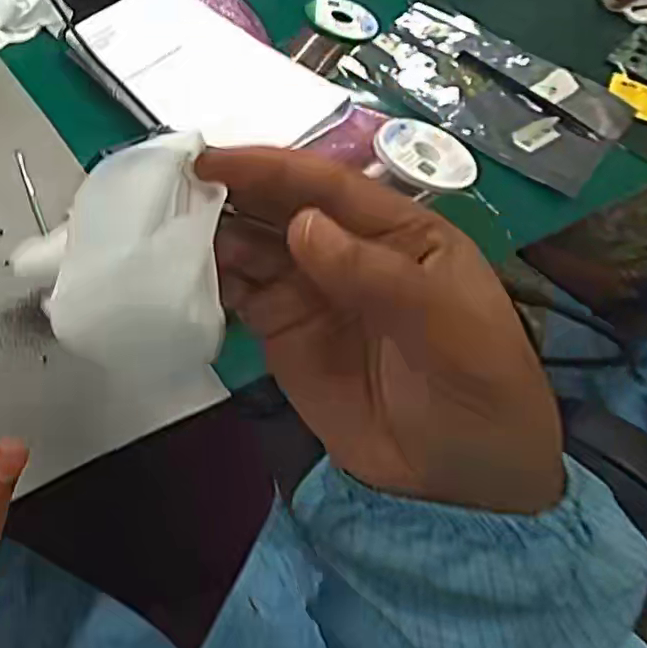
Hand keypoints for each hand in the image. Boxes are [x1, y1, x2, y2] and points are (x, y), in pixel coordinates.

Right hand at [196, 148, 563, 514]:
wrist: (455, 485)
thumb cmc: (479, 398)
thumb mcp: (453, 336)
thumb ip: (380, 277)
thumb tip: (301, 225)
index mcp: (392, 230)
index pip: (322, 184)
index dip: (265, 167)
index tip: (210, 162)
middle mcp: (339, 245)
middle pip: (273, 203)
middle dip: (225, 190)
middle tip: (171, 187)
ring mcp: (301, 282)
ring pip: (243, 239)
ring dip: (206, 231)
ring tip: (167, 231)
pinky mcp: (272, 317)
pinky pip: (230, 284)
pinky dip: (203, 272)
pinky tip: (178, 270)